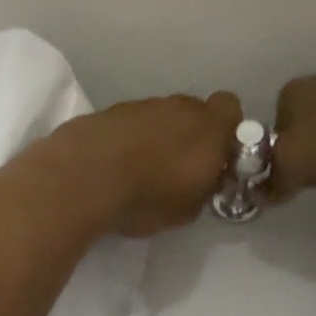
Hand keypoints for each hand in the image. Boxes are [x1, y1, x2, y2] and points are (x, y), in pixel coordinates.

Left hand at [48, 92, 243, 237]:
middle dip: (192, 133)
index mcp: (210, 128)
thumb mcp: (188, 209)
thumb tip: (204, 180)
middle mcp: (181, 108)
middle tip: (180, 165)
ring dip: (159, 134)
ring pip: (163, 115)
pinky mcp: (112, 109)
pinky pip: (133, 122)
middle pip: (196, 110)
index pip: (232, 109)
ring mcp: (144, 105)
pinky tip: (117, 162)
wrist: (83, 177)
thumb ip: (204, 188)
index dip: (227, 130)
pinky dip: (131, 136)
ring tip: (142, 167)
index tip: (217, 157)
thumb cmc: (146, 198)